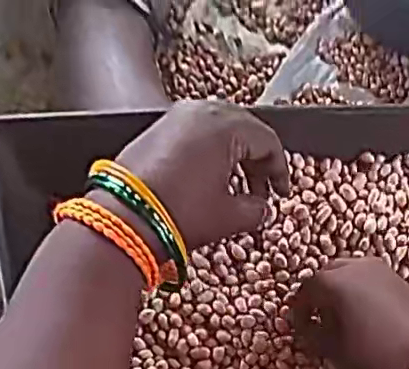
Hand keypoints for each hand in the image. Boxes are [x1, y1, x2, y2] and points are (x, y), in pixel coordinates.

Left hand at [115, 100, 291, 250]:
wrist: (126, 217)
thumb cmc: (179, 214)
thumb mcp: (229, 217)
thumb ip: (257, 210)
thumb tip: (263, 208)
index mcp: (226, 125)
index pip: (268, 141)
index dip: (280, 171)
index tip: (282, 193)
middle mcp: (202, 110)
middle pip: (244, 131)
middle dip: (257, 164)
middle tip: (262, 194)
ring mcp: (177, 117)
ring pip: (220, 132)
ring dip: (234, 160)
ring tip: (236, 192)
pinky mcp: (159, 130)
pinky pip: (196, 136)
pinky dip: (211, 157)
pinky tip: (210, 184)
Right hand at [289, 257, 408, 368]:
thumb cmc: (377, 350)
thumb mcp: (338, 348)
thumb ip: (314, 335)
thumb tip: (305, 328)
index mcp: (335, 282)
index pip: (306, 291)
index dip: (298, 310)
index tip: (297, 327)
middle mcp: (353, 266)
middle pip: (324, 275)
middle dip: (316, 295)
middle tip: (314, 318)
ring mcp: (376, 267)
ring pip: (345, 272)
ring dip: (335, 289)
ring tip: (336, 315)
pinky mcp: (393, 275)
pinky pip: (363, 276)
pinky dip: (354, 289)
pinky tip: (357, 312)